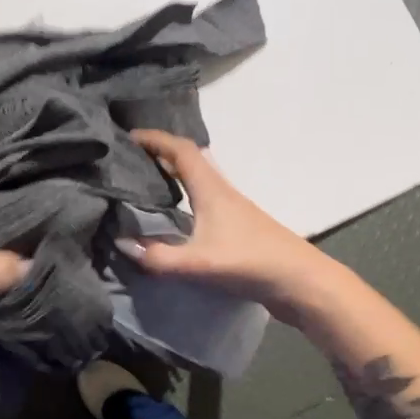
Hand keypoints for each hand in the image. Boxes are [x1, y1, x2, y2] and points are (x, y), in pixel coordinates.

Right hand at [123, 130, 335, 320]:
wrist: (299, 281)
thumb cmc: (249, 262)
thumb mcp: (198, 263)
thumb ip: (158, 257)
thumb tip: (120, 243)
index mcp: (211, 189)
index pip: (181, 151)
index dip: (155, 139)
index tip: (129, 137)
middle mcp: (222, 192)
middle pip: (190, 161)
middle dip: (161, 154)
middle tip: (131, 159)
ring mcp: (232, 209)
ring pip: (198, 181)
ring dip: (174, 175)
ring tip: (146, 183)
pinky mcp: (237, 227)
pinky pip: (203, 201)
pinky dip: (184, 197)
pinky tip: (174, 217)